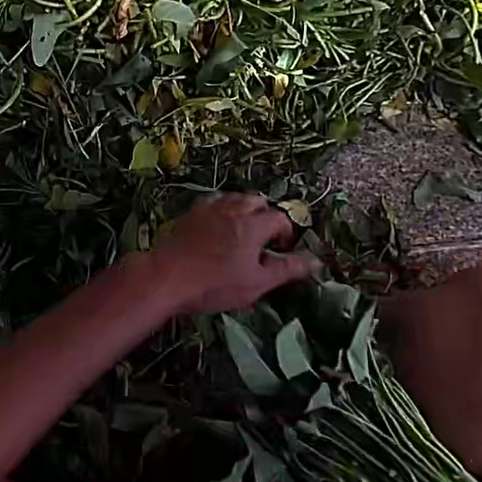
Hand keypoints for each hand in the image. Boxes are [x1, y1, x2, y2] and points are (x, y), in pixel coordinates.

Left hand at [136, 193, 318, 313]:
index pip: (280, 218)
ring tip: (243, 231)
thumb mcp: (256, 283)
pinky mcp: (191, 213)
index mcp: (253, 225)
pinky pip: (213, 202)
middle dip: (266, 216)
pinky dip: (222, 208)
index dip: (286, 233)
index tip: (281, 250)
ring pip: (235, 197)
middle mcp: (233, 209)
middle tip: (264, 240)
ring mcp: (210, 208)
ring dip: (245, 209)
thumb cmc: (215, 284)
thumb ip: (287, 270)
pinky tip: (218, 224)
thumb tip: (315, 261)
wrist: (167, 277)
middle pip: (258, 201)